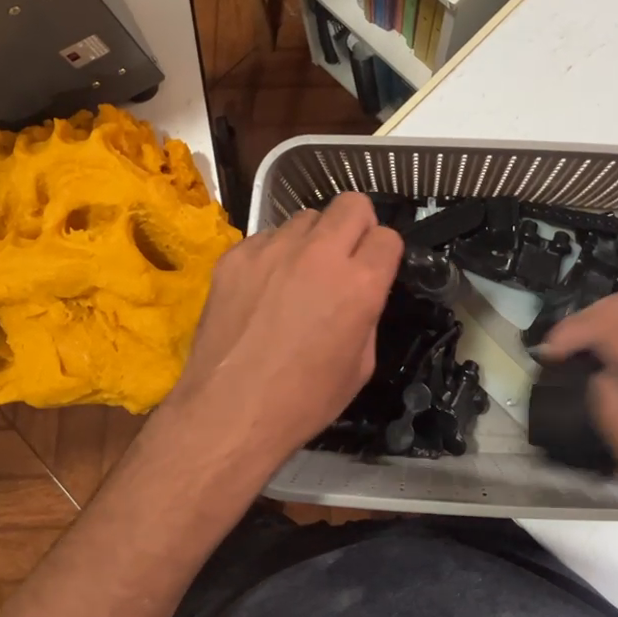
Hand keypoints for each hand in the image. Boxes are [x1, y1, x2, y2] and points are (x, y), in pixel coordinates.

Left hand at [170, 192, 402, 459]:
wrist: (229, 412)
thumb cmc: (304, 400)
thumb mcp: (360, 365)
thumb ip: (367, 313)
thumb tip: (360, 290)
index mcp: (359, 284)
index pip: (388, 236)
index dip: (383, 253)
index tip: (374, 269)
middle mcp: (319, 254)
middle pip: (352, 204)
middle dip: (356, 224)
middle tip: (344, 255)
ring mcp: (273, 249)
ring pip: (305, 217)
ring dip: (311, 239)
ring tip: (297, 275)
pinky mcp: (236, 255)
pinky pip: (266, 238)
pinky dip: (272, 256)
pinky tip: (262, 290)